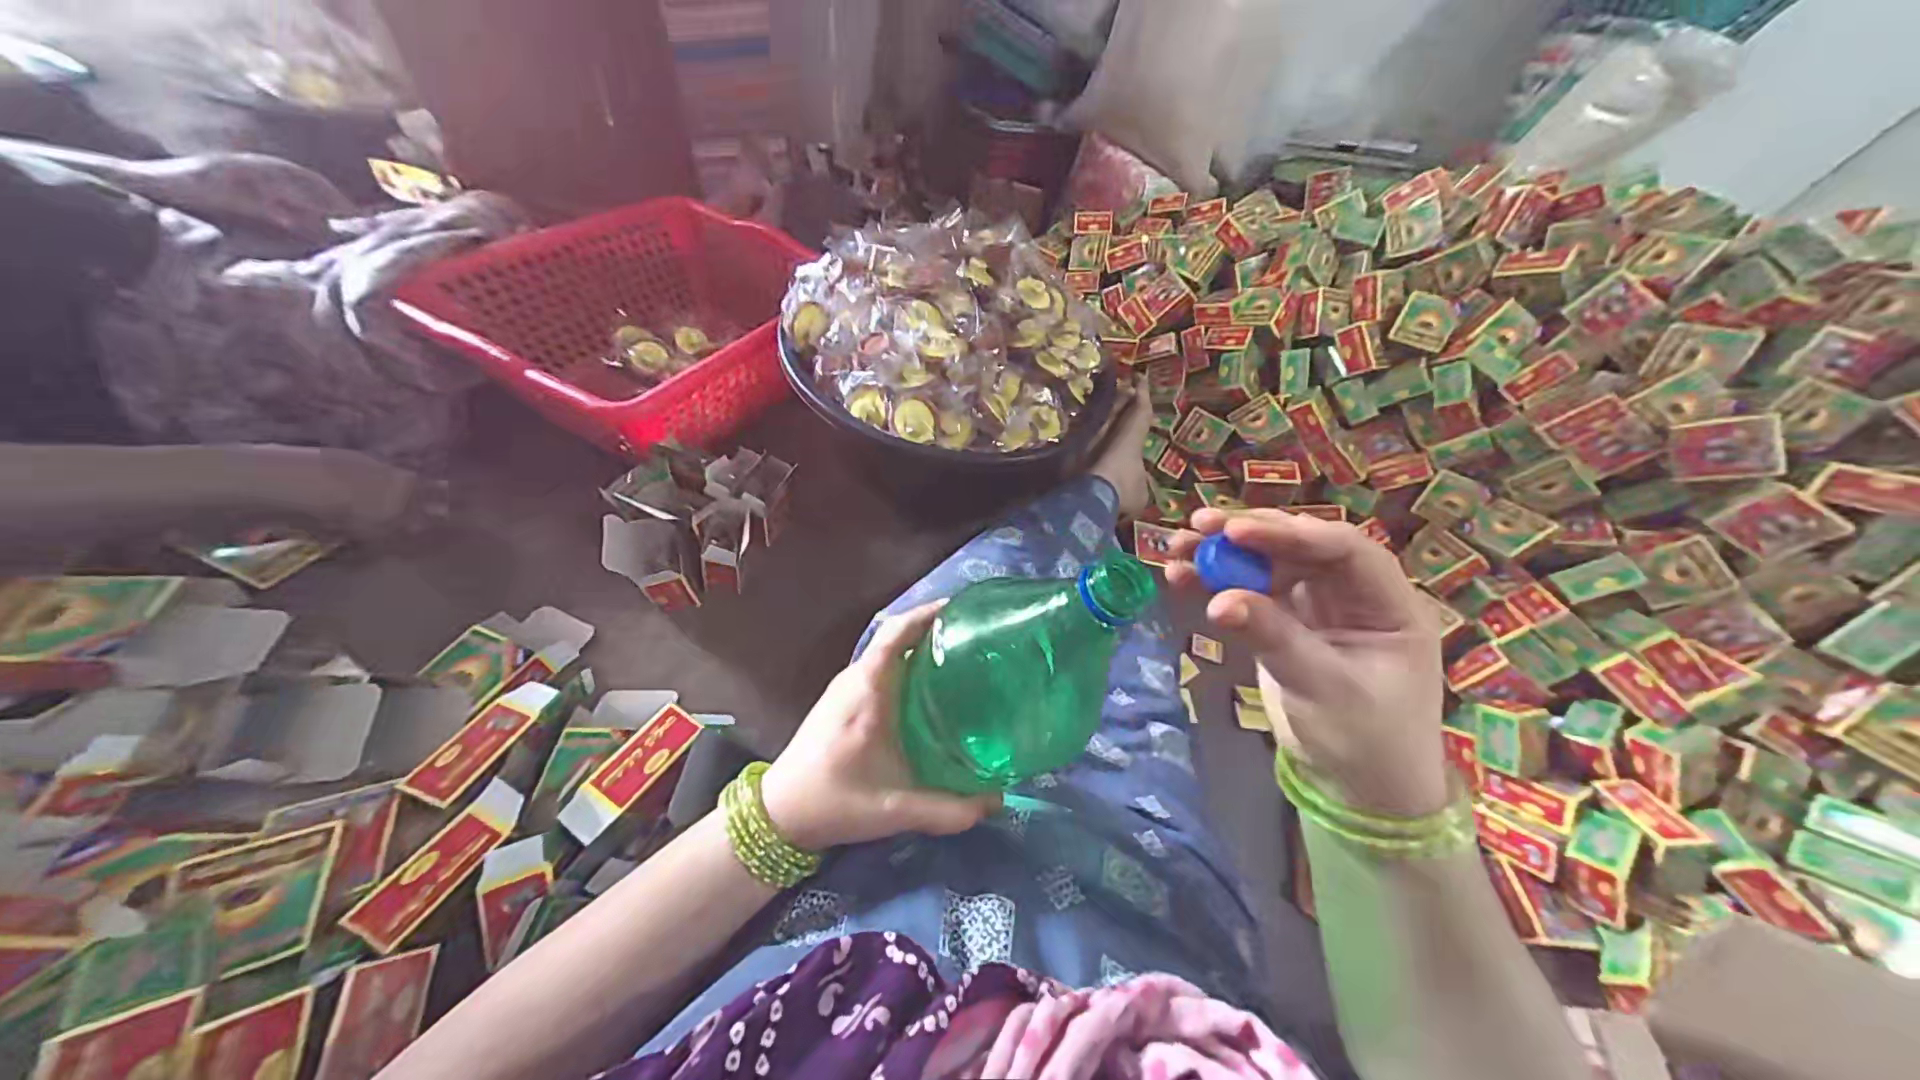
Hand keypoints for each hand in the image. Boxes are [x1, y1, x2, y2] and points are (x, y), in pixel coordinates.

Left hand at [759, 603, 1001, 849]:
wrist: (779, 813)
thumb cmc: (834, 802)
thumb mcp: (895, 810)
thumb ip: (948, 811)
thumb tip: (998, 803)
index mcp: (868, 689)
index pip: (897, 632)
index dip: (928, 614)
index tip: (962, 609)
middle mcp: (855, 678)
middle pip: (896, 636)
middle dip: (933, 629)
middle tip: (974, 636)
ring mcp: (844, 687)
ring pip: (887, 652)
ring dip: (918, 646)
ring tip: (958, 656)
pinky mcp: (840, 700)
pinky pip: (879, 667)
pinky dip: (905, 663)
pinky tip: (927, 687)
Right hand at [1167, 509, 1448, 816]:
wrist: (1361, 788)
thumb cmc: (1365, 741)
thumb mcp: (1322, 688)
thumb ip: (1274, 638)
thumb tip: (1219, 601)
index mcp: (1387, 604)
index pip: (1343, 550)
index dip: (1290, 534)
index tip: (1236, 532)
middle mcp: (1352, 594)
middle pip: (1299, 547)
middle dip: (1248, 534)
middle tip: (1198, 526)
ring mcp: (1316, 606)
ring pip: (1268, 564)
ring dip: (1224, 554)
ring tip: (1178, 547)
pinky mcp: (1285, 622)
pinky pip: (1249, 591)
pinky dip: (1217, 583)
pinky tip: (1182, 577)